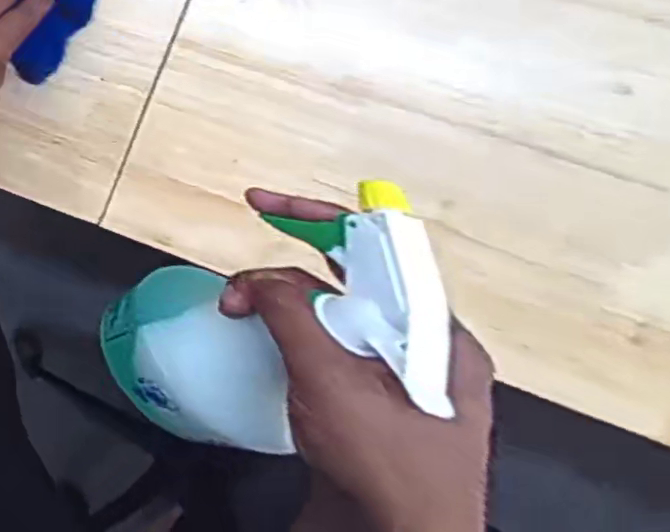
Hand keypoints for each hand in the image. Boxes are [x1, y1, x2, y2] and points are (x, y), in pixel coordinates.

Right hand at [222, 190, 494, 531]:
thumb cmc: (381, 465)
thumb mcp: (331, 381)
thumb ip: (291, 314)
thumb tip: (256, 279)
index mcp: (435, 336)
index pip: (378, 252)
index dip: (319, 217)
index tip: (263, 205)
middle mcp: (419, 344)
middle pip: (346, 275)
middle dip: (283, 262)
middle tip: (240, 263)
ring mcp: (392, 368)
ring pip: (324, 305)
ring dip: (273, 298)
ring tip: (235, 311)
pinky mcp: (365, 389)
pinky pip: (319, 334)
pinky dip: (280, 323)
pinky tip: (256, 330)